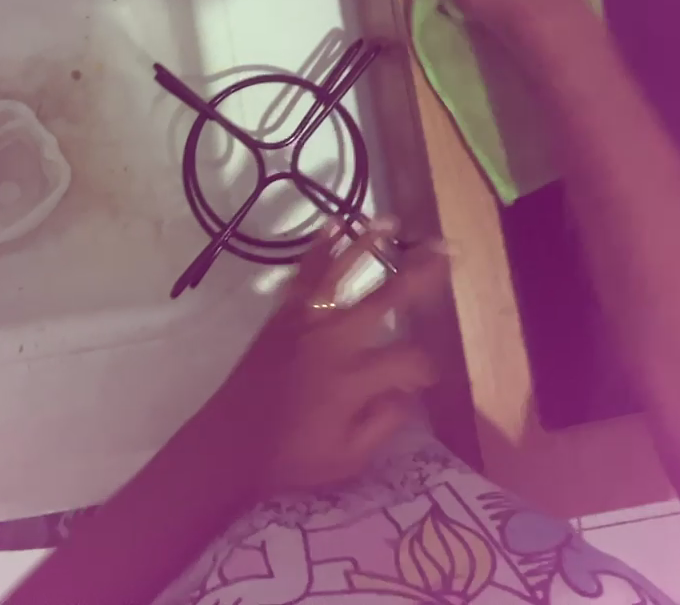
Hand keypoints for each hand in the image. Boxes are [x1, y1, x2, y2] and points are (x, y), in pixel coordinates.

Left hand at [192, 219, 447, 499]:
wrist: (231, 440)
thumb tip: (409, 391)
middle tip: (447, 248)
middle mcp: (333, 338)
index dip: (428, 367)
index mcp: (354, 378)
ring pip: (343, 271)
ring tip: (391, 221)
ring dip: (369, 244)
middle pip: (387, 297)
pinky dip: (320, 247)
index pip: (410, 359)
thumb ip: (386, 422)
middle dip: (422, 273)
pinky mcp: (284, 313)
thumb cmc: (293, 456)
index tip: (428, 379)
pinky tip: (334, 224)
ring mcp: (306, 320)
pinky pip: (305, 272)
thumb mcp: (349, 458)